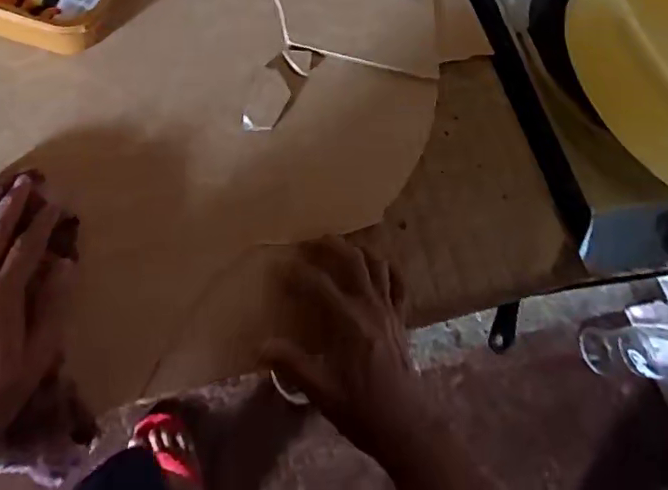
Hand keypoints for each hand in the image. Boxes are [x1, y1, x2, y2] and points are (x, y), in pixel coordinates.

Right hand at [257, 236, 425, 458]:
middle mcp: (371, 307)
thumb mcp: (322, 391)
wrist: (407, 427)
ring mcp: (390, 310)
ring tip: (344, 247)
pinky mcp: (402, 318)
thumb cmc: (362, 409)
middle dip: (332, 246)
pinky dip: (389, 270)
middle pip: (353, 261)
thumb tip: (260, 346)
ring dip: (360, 251)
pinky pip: (399, 284)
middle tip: (313, 241)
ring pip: (378, 265)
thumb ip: (292, 364)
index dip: (299, 274)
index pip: (320, 285)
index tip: (282, 267)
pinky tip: (379, 267)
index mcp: (349, 322)